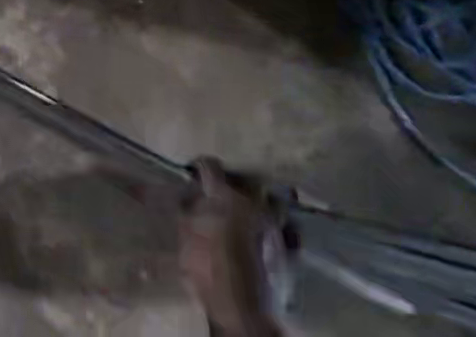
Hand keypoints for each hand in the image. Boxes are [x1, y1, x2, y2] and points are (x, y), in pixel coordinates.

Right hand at [179, 159, 292, 336]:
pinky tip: (271, 237)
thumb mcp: (185, 234)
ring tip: (252, 212)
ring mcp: (275, 228)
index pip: (210, 166)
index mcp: (224, 196)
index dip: (199, 167)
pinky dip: (282, 231)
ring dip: (263, 204)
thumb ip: (187, 209)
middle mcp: (254, 204)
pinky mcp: (291, 252)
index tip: (193, 172)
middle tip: (225, 193)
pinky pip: (290, 232)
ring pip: (274, 202)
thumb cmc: (206, 267)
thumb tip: (188, 194)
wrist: (241, 310)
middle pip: (248, 180)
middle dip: (237, 183)